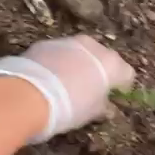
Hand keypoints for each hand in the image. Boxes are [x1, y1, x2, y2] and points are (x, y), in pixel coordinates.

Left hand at [0, 35, 134, 143]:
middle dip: (98, 70)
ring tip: (66, 83)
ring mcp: (66, 42)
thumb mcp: (91, 112)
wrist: (27, 95)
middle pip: (102, 57)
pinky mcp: (44, 43)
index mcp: (111, 63)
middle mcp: (91, 46)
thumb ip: (101, 105)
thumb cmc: (68, 108)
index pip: (126, 73)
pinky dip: (57, 62)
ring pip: (78, 52)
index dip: (121, 86)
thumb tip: (104, 105)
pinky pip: (57, 53)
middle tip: (90, 88)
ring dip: (77, 64)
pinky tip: (48, 77)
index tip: (114, 96)